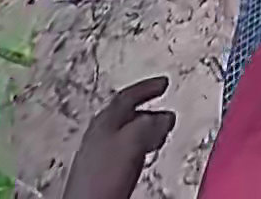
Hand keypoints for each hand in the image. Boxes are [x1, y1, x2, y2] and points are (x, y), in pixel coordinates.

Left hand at [61, 76, 177, 198]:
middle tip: (163, 112)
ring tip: (158, 136)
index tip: (162, 83)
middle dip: (147, 112)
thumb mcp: (132, 140)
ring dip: (143, 133)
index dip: (146, 88)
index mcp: (105, 120)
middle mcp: (98, 136)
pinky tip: (141, 160)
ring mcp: (96, 157)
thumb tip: (164, 117)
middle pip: (125, 116)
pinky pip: (122, 155)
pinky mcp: (98, 178)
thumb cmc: (101, 176)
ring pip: (124, 136)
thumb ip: (149, 124)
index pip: (127, 96)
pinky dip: (136, 151)